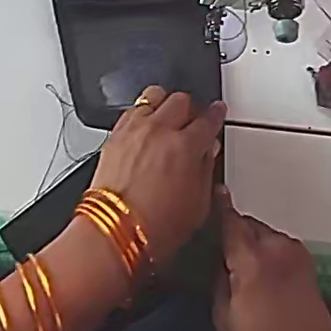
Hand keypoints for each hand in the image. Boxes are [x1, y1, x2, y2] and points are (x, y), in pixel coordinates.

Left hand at [88, 86, 225, 265]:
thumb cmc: (153, 228)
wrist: (114, 234)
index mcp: (186, 147)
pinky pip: (131, 109)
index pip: (208, 119)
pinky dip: (142, 111)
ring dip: (165, 103)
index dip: (216, 114)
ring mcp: (135, 130)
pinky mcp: (115, 135)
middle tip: (193, 119)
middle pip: (182, 100)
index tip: (217, 112)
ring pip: (154, 95)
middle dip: (192, 108)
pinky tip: (145, 122)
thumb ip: (206, 170)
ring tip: (168, 115)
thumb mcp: (198, 206)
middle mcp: (160, 131)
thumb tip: (208, 153)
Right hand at [213, 189, 330, 330]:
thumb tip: (215, 255)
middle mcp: (278, 247)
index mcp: (254, 260)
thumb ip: (217, 277)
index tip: (202, 196)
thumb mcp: (224, 320)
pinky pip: (274, 246)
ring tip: (237, 276)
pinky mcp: (307, 262)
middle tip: (214, 259)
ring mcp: (296, 252)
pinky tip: (257, 281)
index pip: (229, 219)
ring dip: (247, 245)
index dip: (214, 207)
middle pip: (245, 224)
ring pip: (260, 234)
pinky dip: (263, 254)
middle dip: (230, 235)